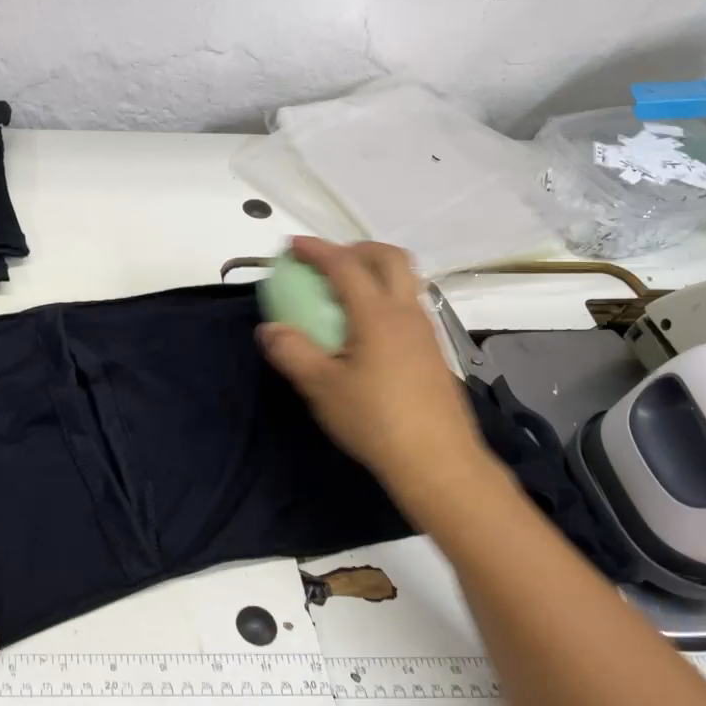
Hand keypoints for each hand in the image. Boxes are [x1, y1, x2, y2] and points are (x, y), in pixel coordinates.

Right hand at [258, 237, 488, 489]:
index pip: (344, 266)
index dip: (316, 250)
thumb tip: (269, 329)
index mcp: (377, 315)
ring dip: (373, 272)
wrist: (436, 459)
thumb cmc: (375, 420)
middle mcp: (406, 312)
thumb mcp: (321, 387)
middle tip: (326, 262)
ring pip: (405, 280)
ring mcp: (425, 331)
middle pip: (389, 257)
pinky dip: (384, 297)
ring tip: (342, 294)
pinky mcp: (432, 351)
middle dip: (355, 249)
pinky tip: (365, 330)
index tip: (292, 246)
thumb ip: (291, 352)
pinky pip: (408, 304)